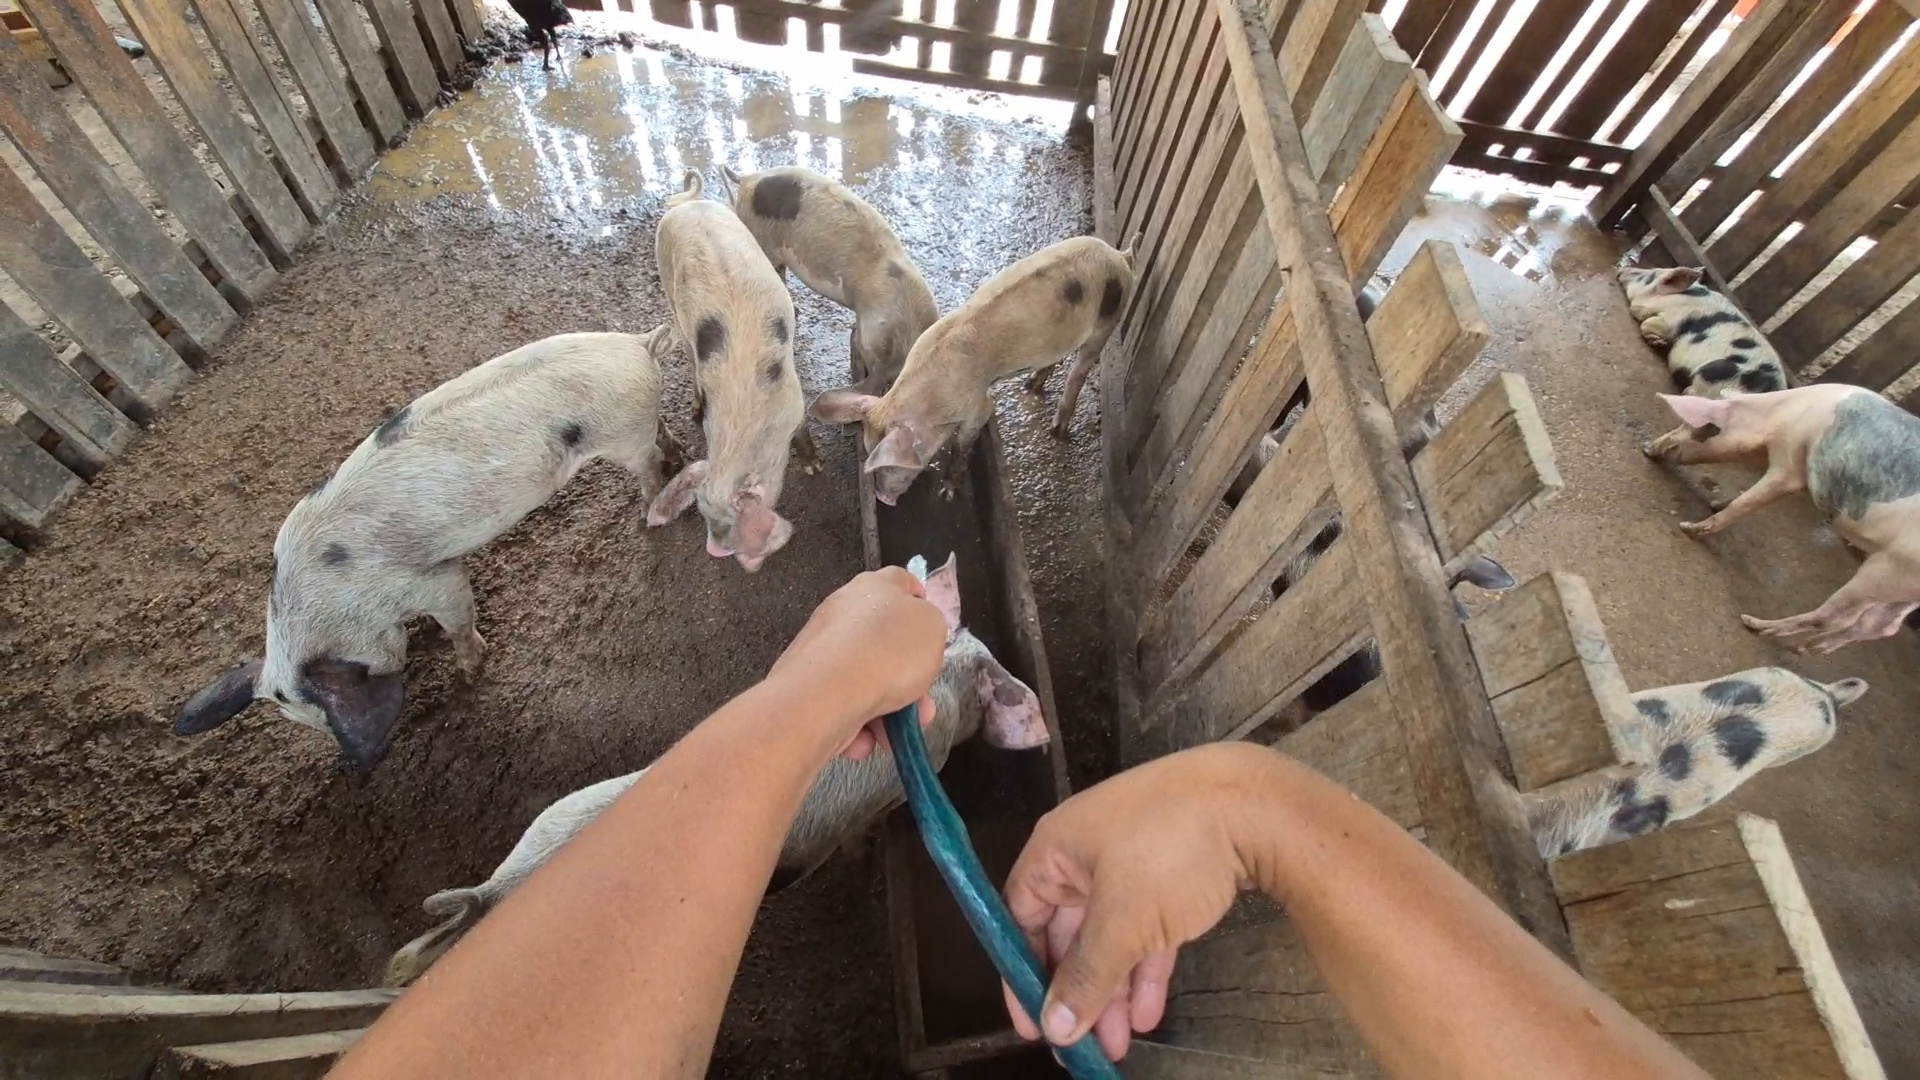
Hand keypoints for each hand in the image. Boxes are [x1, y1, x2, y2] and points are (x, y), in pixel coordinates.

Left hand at [768, 566, 946, 760]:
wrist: (826, 693)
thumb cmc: (888, 651)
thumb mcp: (933, 629)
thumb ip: (930, 626)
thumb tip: (915, 635)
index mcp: (875, 587)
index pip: (901, 582)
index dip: (919, 601)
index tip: (930, 628)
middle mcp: (844, 612)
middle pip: (886, 642)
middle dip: (910, 680)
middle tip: (923, 707)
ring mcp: (822, 648)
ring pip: (868, 680)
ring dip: (888, 710)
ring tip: (895, 736)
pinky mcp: (807, 684)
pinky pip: (844, 703)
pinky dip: (857, 723)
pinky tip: (864, 739)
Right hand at [1001, 743, 1278, 1059]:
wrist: (1250, 803)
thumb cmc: (1166, 851)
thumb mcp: (1121, 920)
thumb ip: (1086, 976)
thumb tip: (1053, 1027)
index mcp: (1057, 848)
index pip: (1022, 912)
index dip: (1023, 968)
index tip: (1035, 1025)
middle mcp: (1085, 851)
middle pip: (1066, 929)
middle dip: (1077, 990)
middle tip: (1082, 1048)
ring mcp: (1129, 859)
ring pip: (1108, 932)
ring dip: (1112, 988)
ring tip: (1119, 1047)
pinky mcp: (1168, 870)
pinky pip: (1144, 925)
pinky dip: (1144, 965)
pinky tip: (1150, 1012)